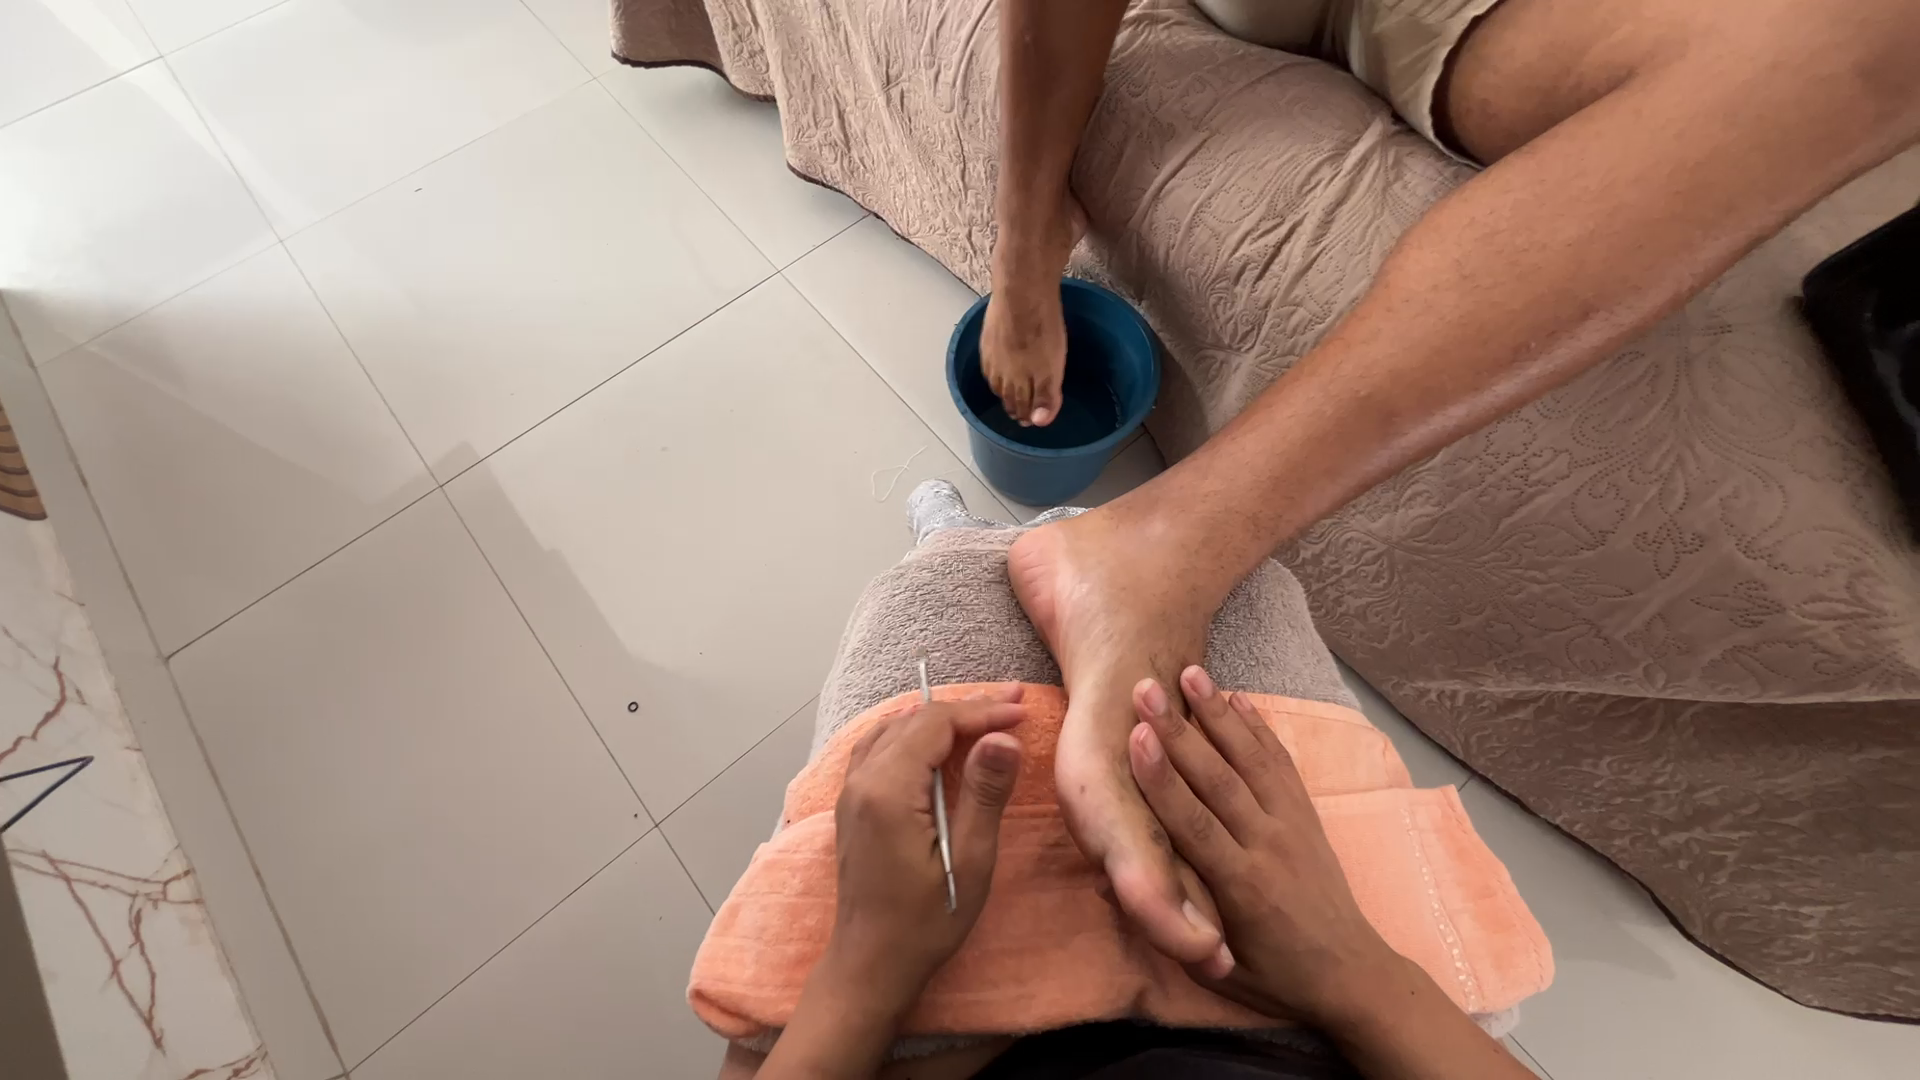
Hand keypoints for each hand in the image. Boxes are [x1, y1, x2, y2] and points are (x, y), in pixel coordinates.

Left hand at [825, 688, 1028, 1006]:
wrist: (869, 966)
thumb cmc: (926, 922)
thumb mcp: (970, 862)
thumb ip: (984, 793)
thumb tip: (1003, 737)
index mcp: (888, 789)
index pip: (937, 725)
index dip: (982, 713)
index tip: (1023, 711)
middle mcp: (861, 778)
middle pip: (916, 720)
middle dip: (967, 708)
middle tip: (1014, 701)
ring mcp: (849, 788)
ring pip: (895, 727)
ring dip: (939, 716)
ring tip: (982, 713)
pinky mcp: (850, 801)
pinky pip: (880, 744)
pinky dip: (912, 730)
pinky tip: (933, 738)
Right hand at [1127, 666, 1412, 1028]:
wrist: (1355, 974)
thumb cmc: (1274, 975)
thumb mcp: (1216, 976)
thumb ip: (1170, 929)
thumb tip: (1114, 887)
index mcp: (1240, 887)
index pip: (1193, 825)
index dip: (1162, 780)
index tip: (1136, 737)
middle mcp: (1266, 844)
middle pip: (1218, 779)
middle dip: (1179, 730)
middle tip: (1147, 688)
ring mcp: (1291, 822)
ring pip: (1250, 758)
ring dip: (1217, 713)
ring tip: (1190, 673)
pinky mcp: (1305, 811)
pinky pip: (1280, 761)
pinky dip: (1258, 726)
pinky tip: (1237, 696)